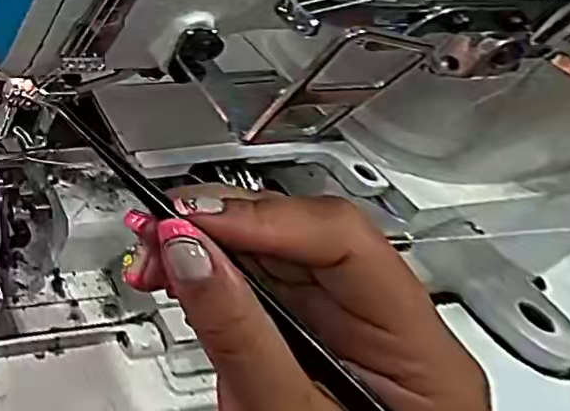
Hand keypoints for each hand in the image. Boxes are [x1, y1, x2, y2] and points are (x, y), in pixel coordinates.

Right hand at [125, 187, 488, 410]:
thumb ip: (241, 336)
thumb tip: (187, 247)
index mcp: (419, 352)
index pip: (341, 239)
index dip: (261, 217)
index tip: (190, 221)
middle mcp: (381, 324)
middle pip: (295, 232)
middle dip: (214, 224)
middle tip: (156, 230)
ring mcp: (336, 326)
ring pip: (261, 246)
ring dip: (196, 242)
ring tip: (151, 254)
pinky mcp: (294, 332)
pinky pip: (245, 276)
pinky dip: (200, 269)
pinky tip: (170, 271)